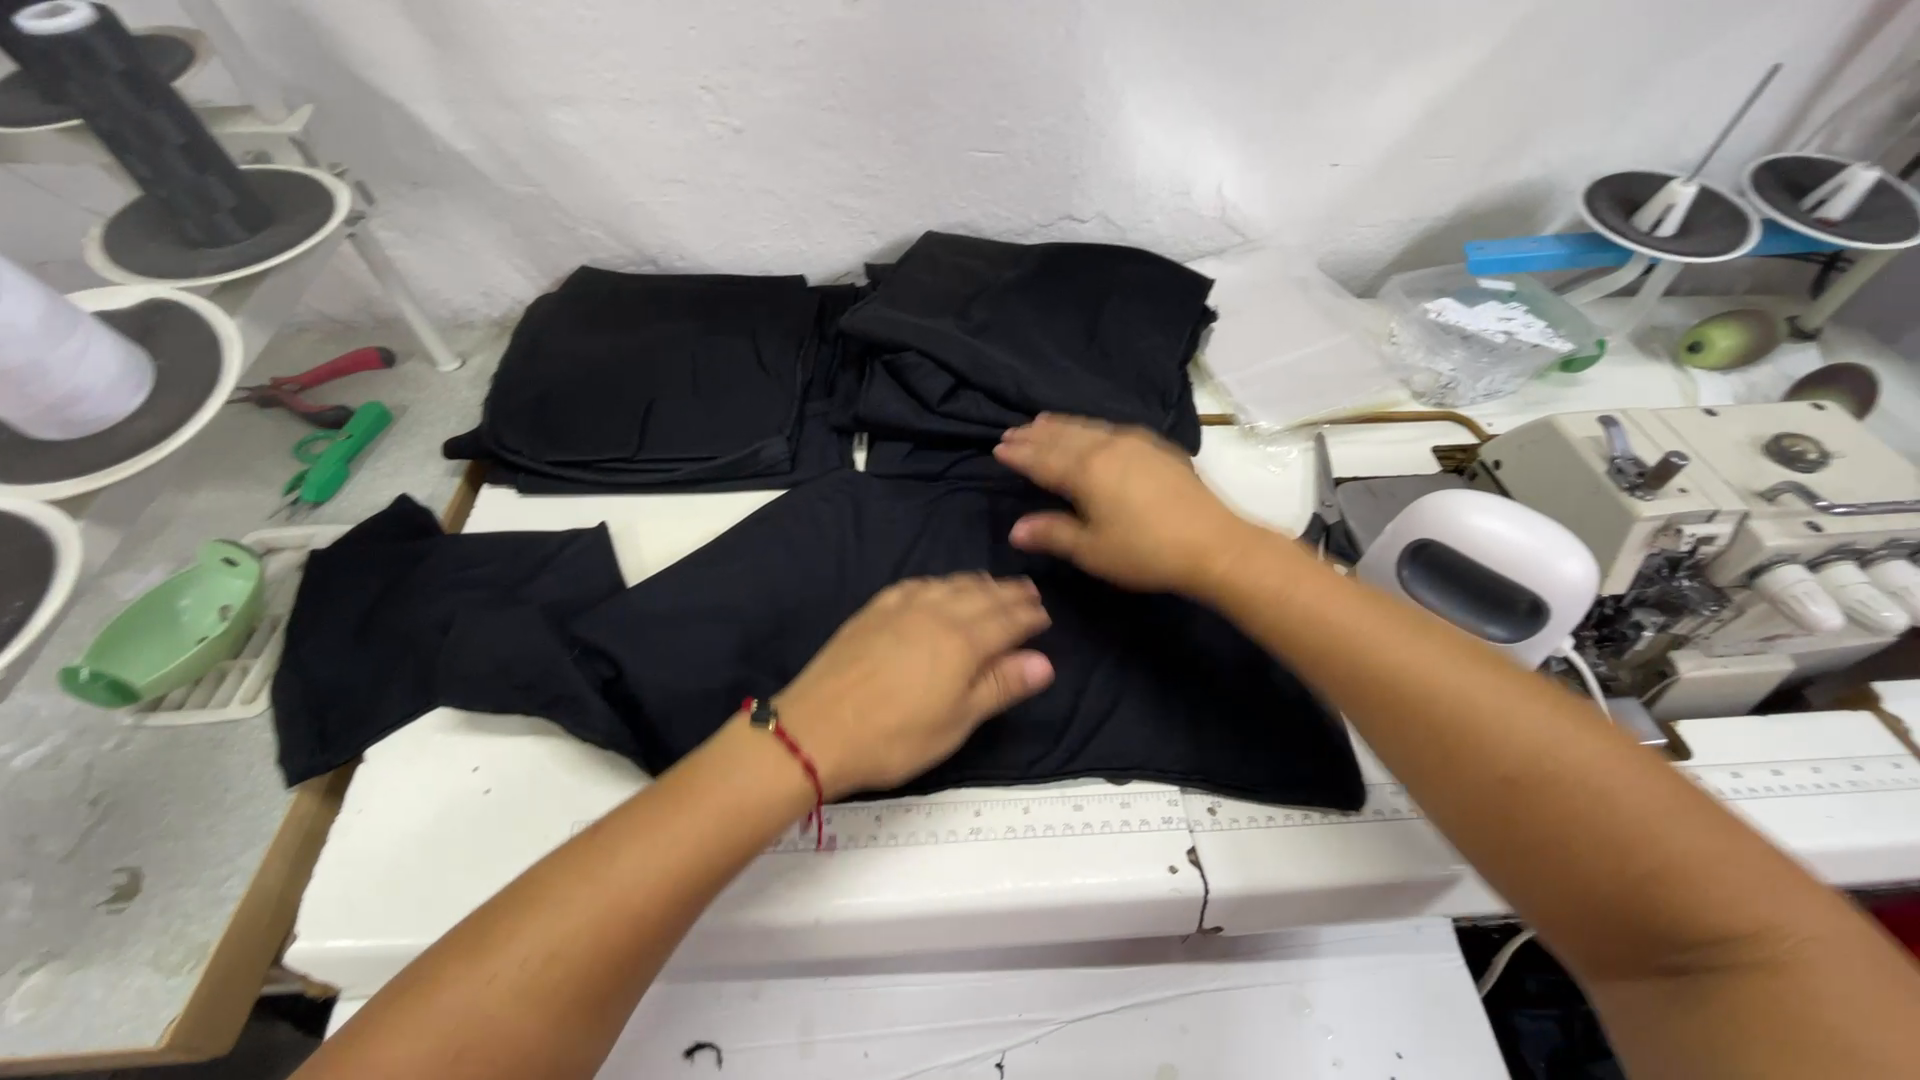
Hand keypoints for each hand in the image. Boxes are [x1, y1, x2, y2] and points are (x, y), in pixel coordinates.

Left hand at [774, 575, 1054, 798]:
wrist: (815, 730)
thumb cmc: (894, 738)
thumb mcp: (956, 722)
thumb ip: (999, 686)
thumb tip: (1044, 661)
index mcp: (962, 642)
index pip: (1007, 621)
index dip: (1029, 617)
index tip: (1045, 615)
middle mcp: (935, 614)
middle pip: (981, 596)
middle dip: (1008, 594)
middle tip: (1028, 592)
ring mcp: (900, 609)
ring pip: (948, 585)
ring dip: (976, 584)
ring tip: (991, 585)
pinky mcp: (872, 611)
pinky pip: (915, 585)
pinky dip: (937, 583)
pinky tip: (936, 588)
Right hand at [993, 413, 1257, 595]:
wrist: (1213, 543)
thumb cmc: (1145, 551)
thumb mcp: (1092, 550)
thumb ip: (1053, 533)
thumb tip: (1015, 529)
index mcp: (1086, 472)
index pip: (1043, 460)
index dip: (1019, 455)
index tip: (998, 448)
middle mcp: (1107, 447)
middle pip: (1063, 437)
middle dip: (1036, 435)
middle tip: (1013, 432)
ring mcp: (1135, 443)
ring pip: (1088, 428)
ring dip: (1061, 426)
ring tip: (1042, 422)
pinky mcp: (1157, 448)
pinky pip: (1111, 429)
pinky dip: (1090, 427)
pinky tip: (1092, 431)